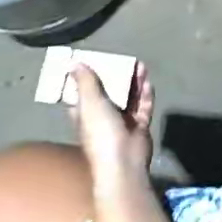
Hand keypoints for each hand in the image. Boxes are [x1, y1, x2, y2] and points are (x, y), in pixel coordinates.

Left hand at [71, 62, 155, 194]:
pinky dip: (146, 95)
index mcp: (85, 113)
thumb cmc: (101, 131)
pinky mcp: (139, 126)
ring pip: (129, 97)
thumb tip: (74, 63)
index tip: (95, 60)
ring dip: (134, 81)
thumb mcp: (89, 103)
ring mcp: (123, 122)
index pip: (84, 93)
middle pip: (110, 92)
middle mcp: (103, 117)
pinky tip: (148, 82)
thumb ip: (85, 81)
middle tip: (125, 60)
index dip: (88, 77)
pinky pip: (144, 107)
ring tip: (140, 66)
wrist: (124, 162)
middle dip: (117, 75)